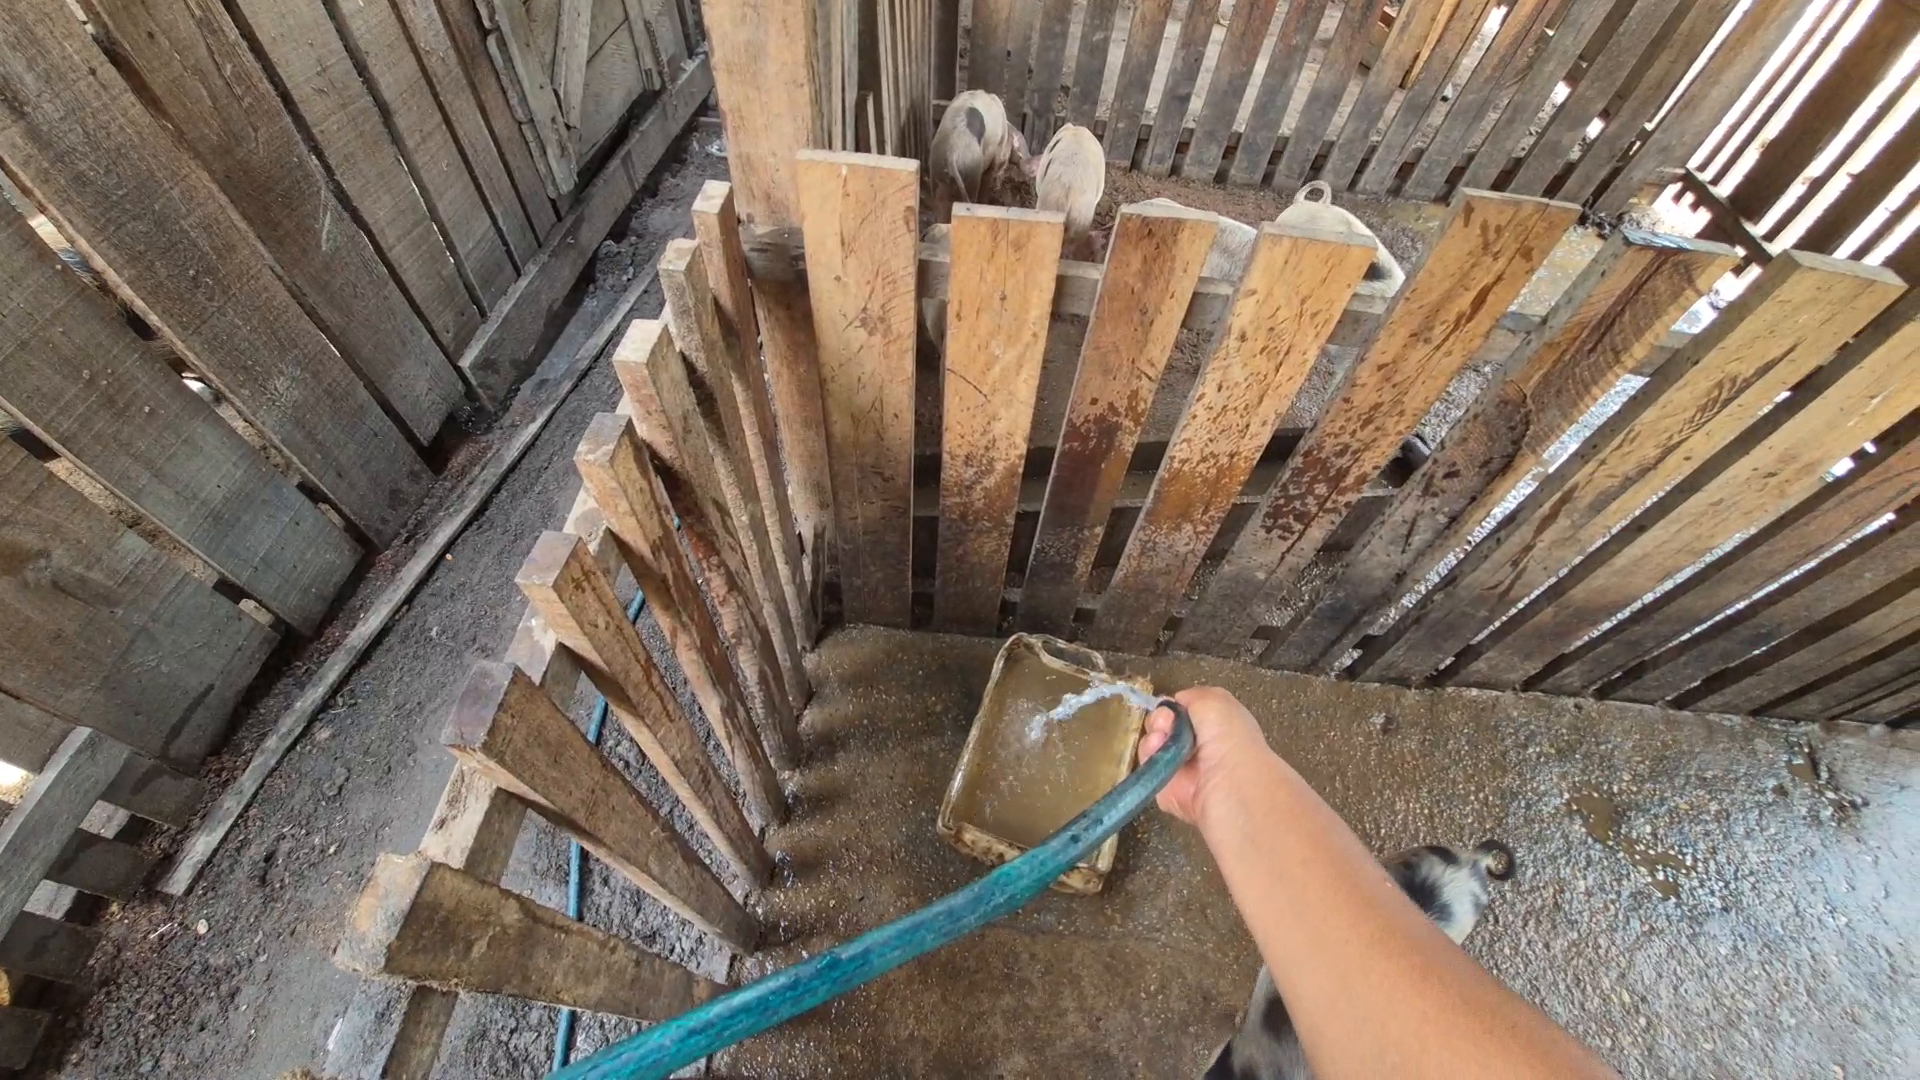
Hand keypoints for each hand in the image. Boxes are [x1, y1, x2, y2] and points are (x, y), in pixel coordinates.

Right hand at [1137, 686, 1270, 824]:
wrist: (1229, 783)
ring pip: (1152, 744)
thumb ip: (1192, 696)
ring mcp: (1180, 769)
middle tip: (1166, 722)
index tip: (1173, 707)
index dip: (1174, 706)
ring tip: (1161, 738)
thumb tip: (1176, 704)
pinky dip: (1149, 756)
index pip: (1183, 712)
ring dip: (1153, 735)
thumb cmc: (1229, 739)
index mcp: (1215, 728)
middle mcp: (1198, 748)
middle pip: (1162, 726)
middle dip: (1159, 719)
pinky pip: (1147, 766)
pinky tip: (1159, 752)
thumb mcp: (1216, 700)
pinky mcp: (1165, 788)